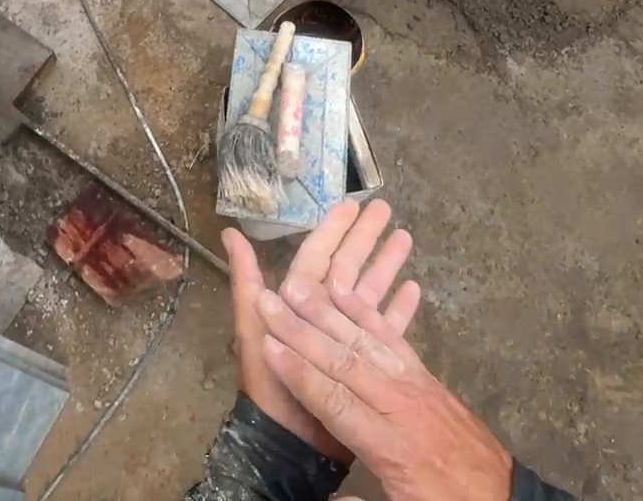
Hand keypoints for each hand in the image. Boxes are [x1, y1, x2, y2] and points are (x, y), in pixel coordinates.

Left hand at [222, 199, 421, 462]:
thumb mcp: (254, 326)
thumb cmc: (269, 380)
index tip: (351, 204)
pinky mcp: (362, 358)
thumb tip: (229, 233)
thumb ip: (246, 280)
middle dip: (365, 236)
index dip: (333, 228)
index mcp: (297, 299)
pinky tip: (413, 288)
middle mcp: (321, 310)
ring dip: (385, 263)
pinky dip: (397, 308)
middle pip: (348, 265)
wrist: (290, 439)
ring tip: (405, 237)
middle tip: (385, 208)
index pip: (318, 254)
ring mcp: (343, 333)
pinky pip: (383, 326)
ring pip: (368, 289)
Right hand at [256, 272, 513, 500]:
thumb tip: (323, 493)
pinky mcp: (425, 374)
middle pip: (343, 360)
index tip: (268, 345)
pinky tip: (343, 291)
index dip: (300, 374)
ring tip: (295, 288)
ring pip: (364, 340)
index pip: (336, 402)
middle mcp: (400, 406)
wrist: (505, 500)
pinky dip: (364, 311)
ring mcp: (415, 384)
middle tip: (268, 302)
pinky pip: (391, 336)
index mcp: (391, 448)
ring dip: (326, 311)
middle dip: (301, 330)